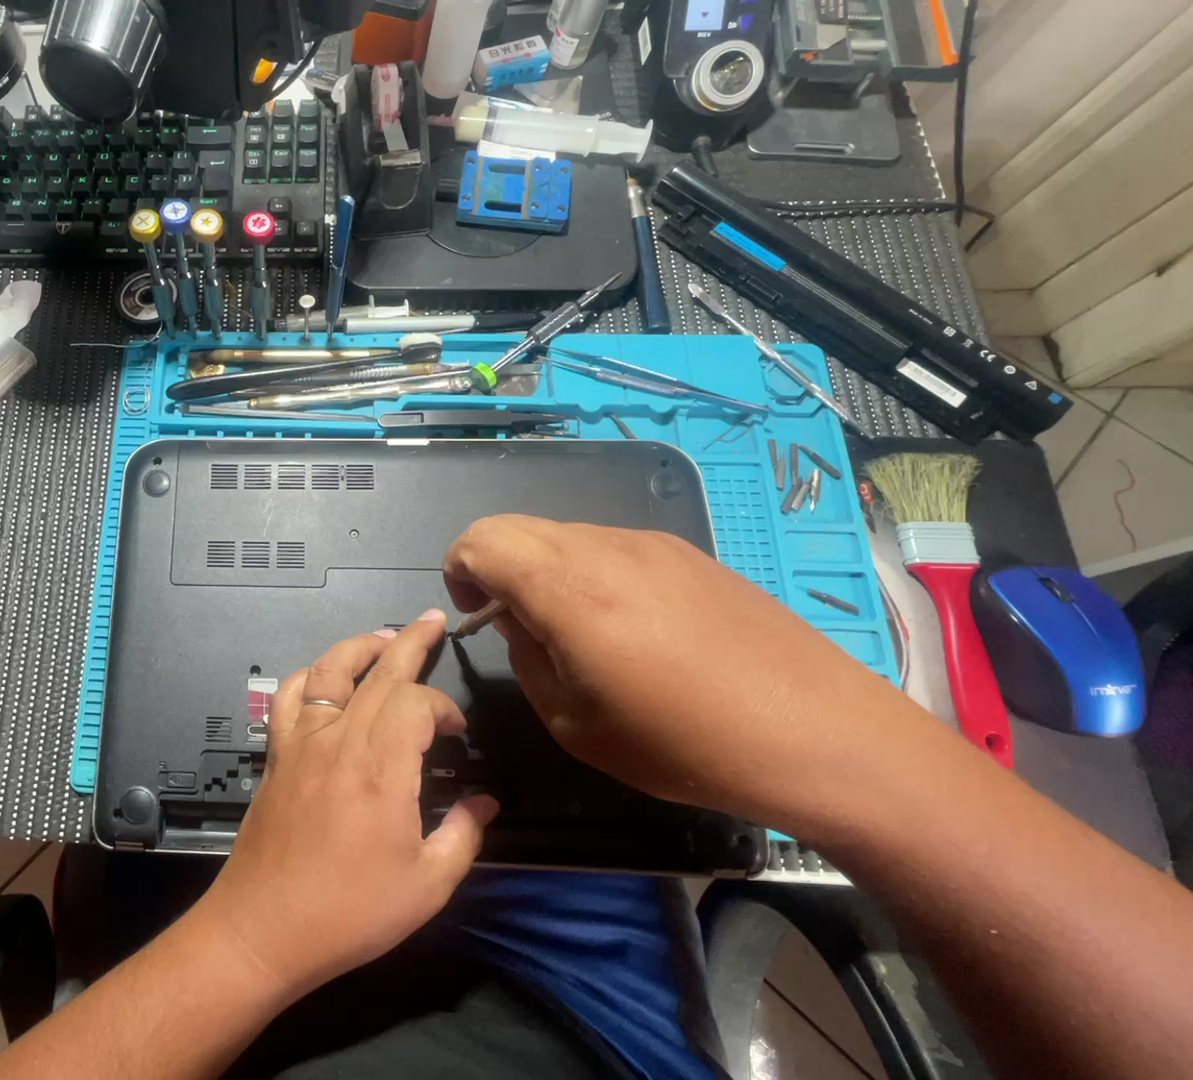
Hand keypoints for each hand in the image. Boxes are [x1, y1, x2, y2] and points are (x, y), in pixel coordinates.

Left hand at [187, 612, 499, 998]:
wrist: (264, 928)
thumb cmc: (350, 913)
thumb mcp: (427, 885)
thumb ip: (463, 835)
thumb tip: (484, 802)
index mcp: (381, 767)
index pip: (417, 702)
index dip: (444, 709)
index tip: (457, 737)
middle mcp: (338, 740)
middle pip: (377, 670)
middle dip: (411, 640)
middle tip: (433, 620)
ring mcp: (300, 742)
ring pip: (328, 670)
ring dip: (359, 645)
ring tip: (384, 637)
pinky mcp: (276, 754)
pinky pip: (289, 697)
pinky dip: (310, 675)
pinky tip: (326, 677)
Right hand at [441, 515, 950, 832]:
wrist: (820, 736)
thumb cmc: (683, 743)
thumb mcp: (573, 721)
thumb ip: (527, 656)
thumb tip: (518, 620)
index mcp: (568, 588)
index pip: (479, 538)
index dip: (457, 570)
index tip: (473, 614)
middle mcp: (606, 547)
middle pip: (517, 527)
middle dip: (495, 567)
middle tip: (517, 627)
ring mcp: (654, 544)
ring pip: (564, 534)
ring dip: (544, 570)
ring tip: (578, 635)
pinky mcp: (691, 554)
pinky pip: (611, 547)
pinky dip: (589, 573)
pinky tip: (630, 629)